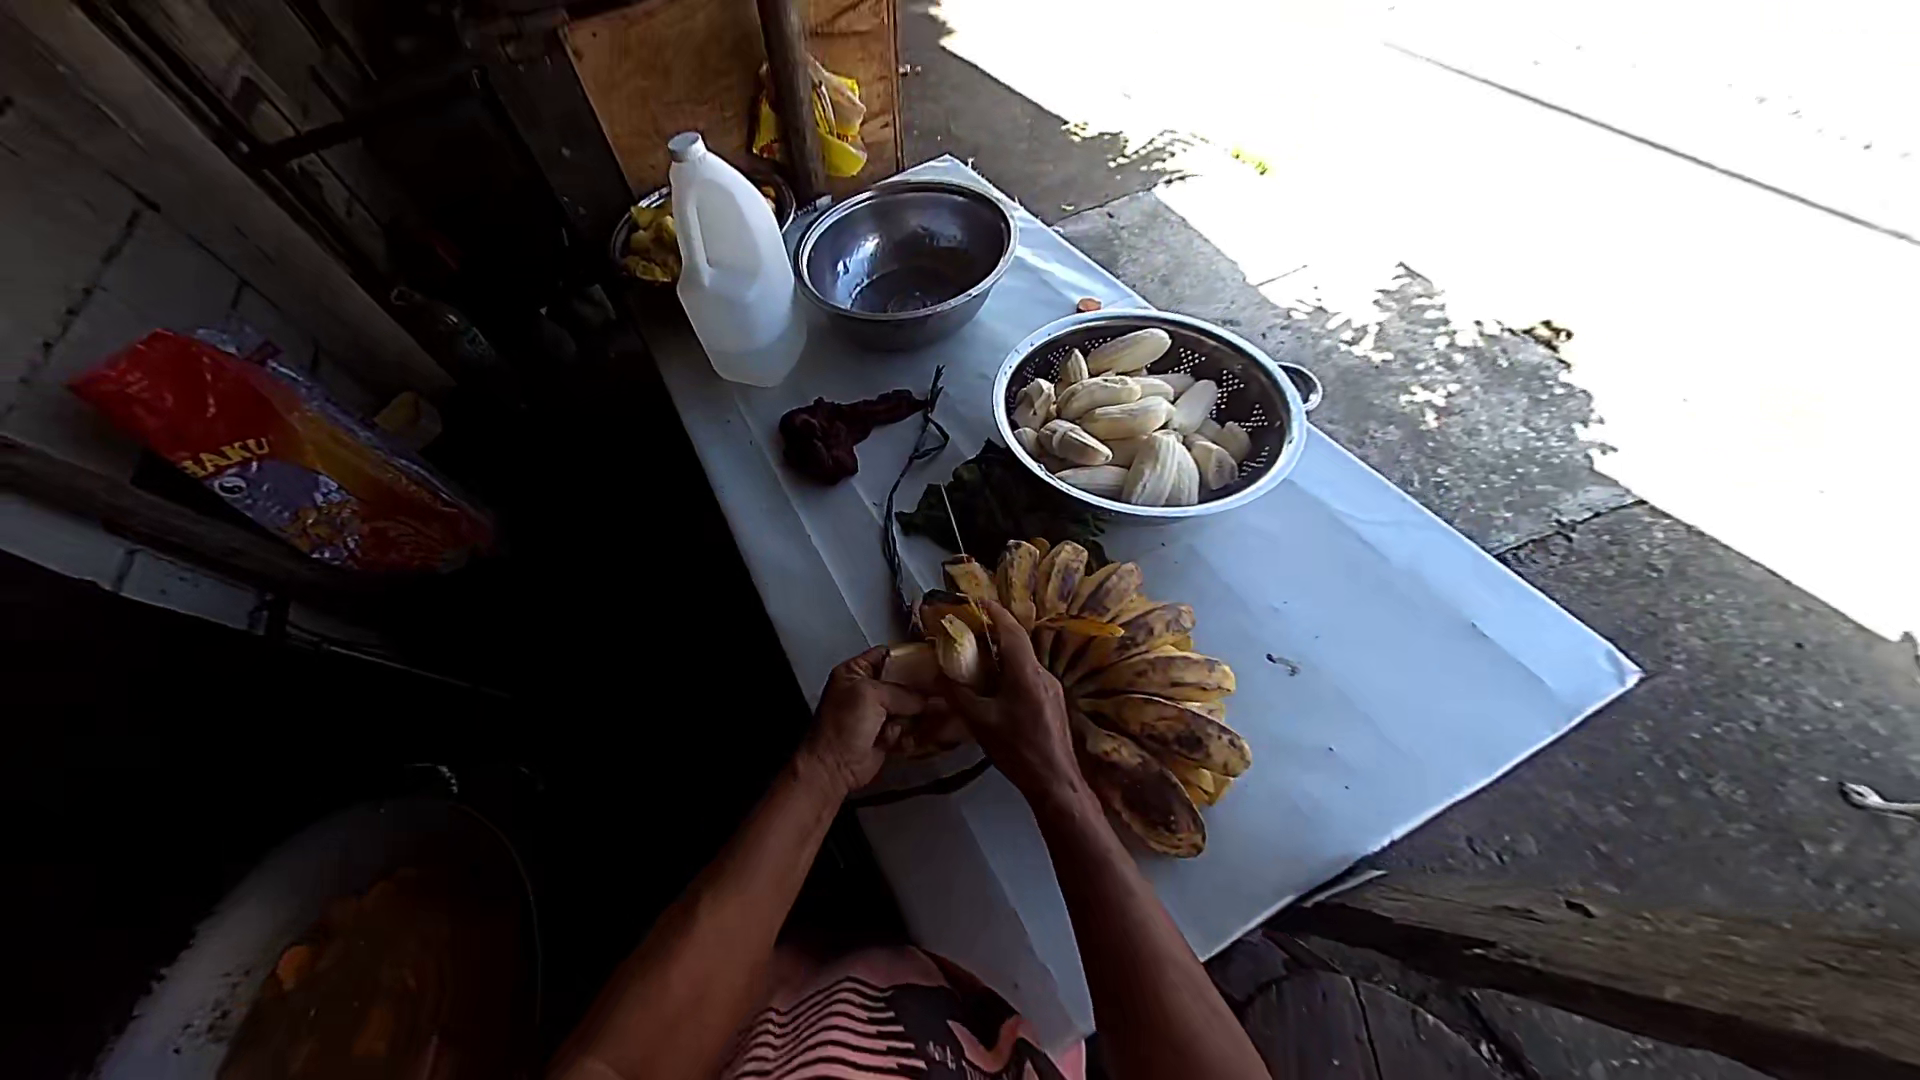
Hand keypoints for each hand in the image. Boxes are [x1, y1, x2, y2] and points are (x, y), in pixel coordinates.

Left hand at [802, 647, 925, 795]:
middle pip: (902, 682)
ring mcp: (877, 713)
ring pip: (908, 705)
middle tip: (942, 687)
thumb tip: (929, 701)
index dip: (909, 657)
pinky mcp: (886, 734)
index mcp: (855, 672)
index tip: (932, 661)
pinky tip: (928, 731)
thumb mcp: (872, 695)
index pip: (887, 655)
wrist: (834, 768)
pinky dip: (917, 731)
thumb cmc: (843, 725)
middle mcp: (867, 689)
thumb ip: (903, 692)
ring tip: (939, 711)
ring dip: (921, 711)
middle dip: (921, 687)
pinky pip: (909, 727)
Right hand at [941, 600, 1083, 806]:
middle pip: (1018, 642)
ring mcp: (1052, 686)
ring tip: (978, 659)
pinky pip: (1030, 675)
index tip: (977, 601)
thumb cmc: (1017, 751)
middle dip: (994, 632)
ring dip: (1002, 654)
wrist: (1056, 781)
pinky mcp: (1054, 700)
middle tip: (970, 629)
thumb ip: (959, 695)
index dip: (994, 611)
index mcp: (1026, 672)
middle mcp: (1043, 673)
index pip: (1011, 630)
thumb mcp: (980, 722)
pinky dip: (1012, 671)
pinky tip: (997, 687)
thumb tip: (941, 675)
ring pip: (1024, 660)